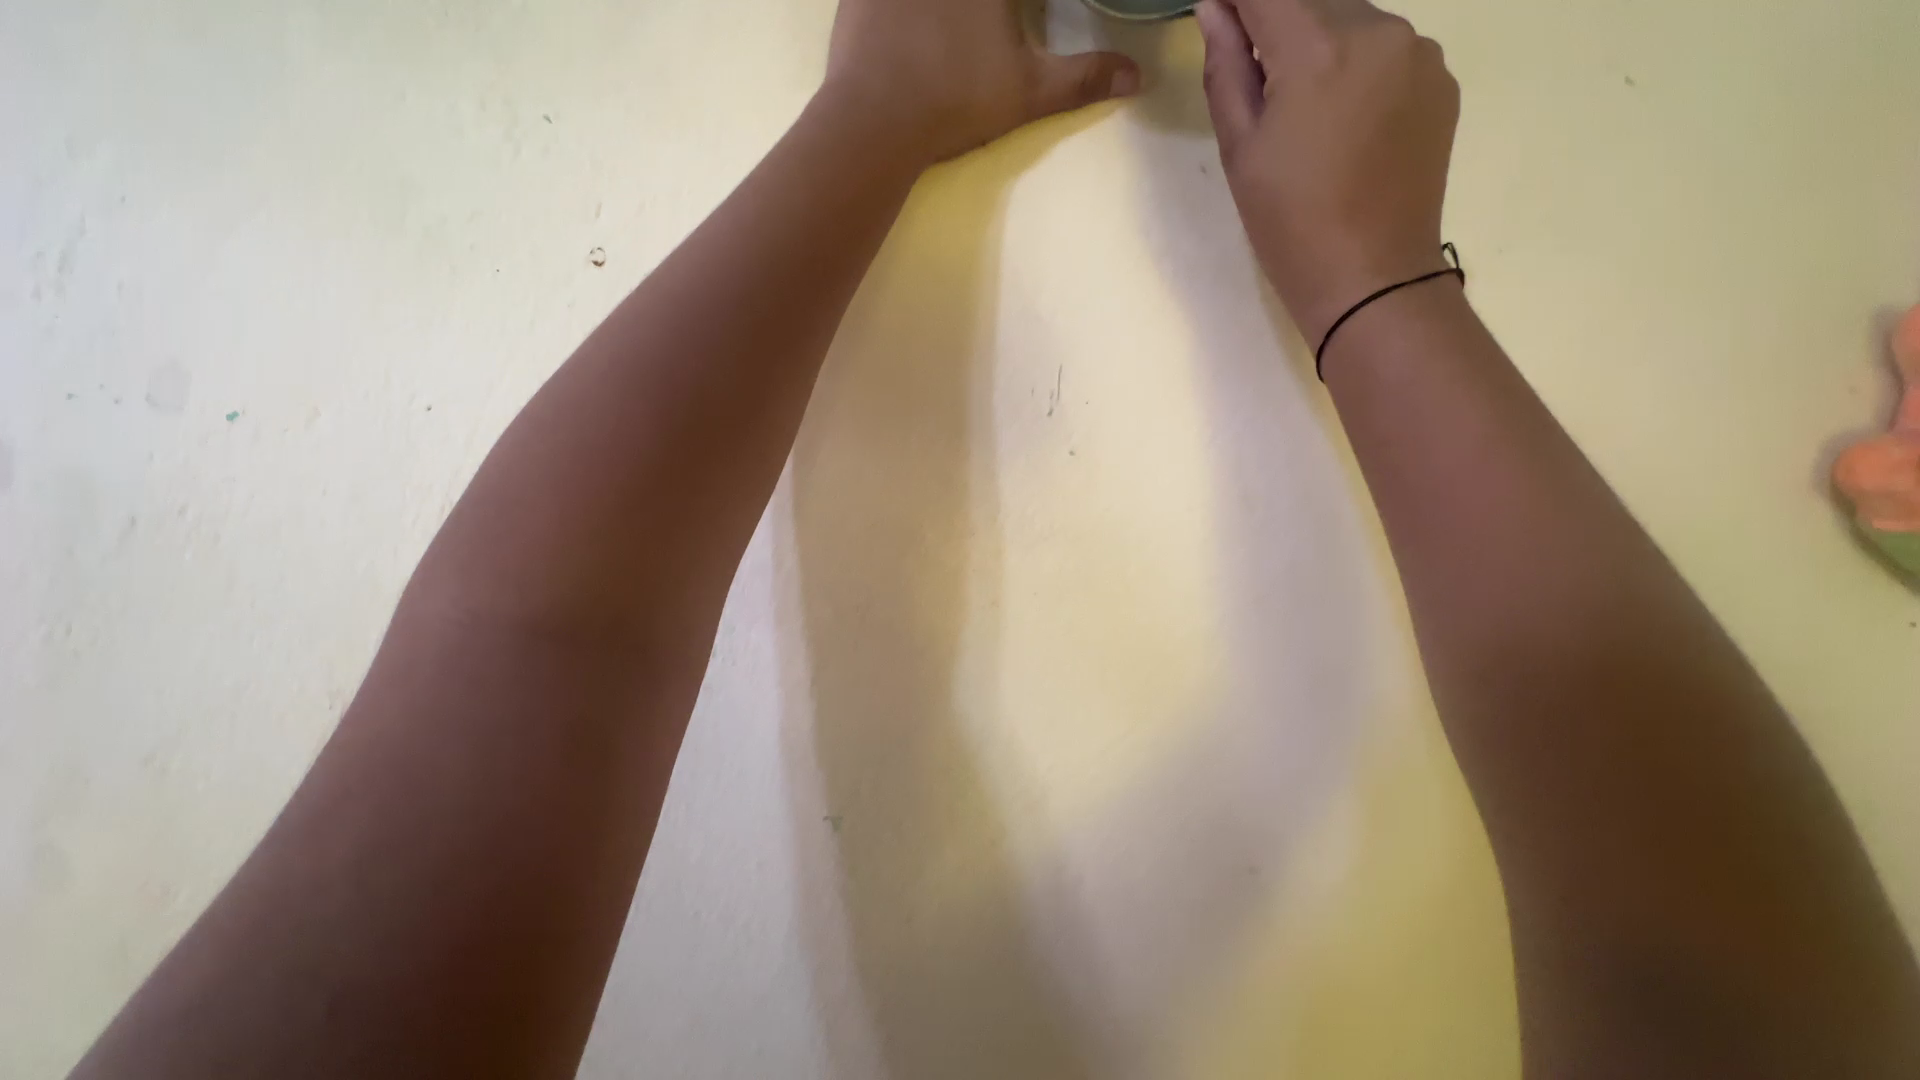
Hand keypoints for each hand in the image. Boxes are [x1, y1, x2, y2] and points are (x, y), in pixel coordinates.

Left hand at [820, 0, 1139, 165]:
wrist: (874, 120)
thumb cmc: (956, 102)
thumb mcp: (1029, 92)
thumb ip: (1082, 78)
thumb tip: (1139, 78)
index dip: (1028, 5)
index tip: (1027, 15)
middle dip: (994, 9)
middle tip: (992, 28)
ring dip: (951, 12)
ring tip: (959, 31)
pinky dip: (895, 6)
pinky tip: (908, 23)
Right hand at [1196, 0, 1459, 345]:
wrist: (1371, 277)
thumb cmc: (1288, 223)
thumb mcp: (1240, 149)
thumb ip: (1226, 67)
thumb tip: (1214, 8)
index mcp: (1318, 49)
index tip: (1219, 10)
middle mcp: (1378, 29)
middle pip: (1313, 0)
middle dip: (1277, 22)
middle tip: (1255, 76)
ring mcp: (1419, 52)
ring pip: (1353, 20)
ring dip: (1320, 42)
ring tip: (1305, 110)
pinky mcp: (1442, 78)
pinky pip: (1388, 49)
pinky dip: (1357, 65)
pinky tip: (1345, 121)